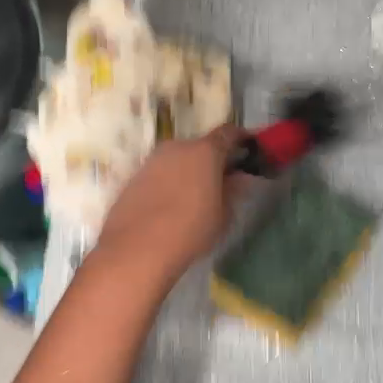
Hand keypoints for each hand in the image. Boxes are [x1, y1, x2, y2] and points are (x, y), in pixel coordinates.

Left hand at [92, 126, 245, 287]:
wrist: (135, 250)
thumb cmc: (190, 230)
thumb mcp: (223, 215)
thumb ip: (233, 191)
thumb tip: (239, 178)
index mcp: (205, 151)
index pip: (229, 132)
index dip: (241, 139)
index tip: (249, 151)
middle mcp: (177, 147)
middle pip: (200, 146)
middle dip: (212, 160)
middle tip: (220, 182)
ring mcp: (152, 160)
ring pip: (178, 160)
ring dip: (188, 171)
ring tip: (193, 198)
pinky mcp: (133, 177)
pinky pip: (159, 174)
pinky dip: (168, 183)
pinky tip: (169, 207)